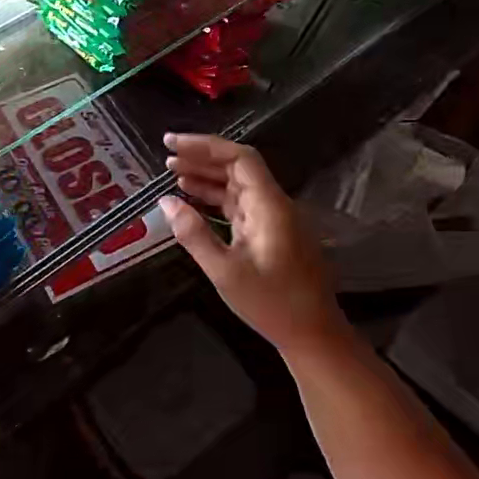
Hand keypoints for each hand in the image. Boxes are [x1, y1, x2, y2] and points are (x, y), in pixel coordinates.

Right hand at [158, 134, 348, 357]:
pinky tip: (191, 196)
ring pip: (236, 185)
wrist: (312, 335)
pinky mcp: (268, 233)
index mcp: (269, 207)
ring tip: (172, 172)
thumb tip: (166, 202)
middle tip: (166, 154)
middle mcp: (273, 205)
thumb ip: (194, 234)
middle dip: (201, 157)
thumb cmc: (271, 303)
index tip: (172, 143)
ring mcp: (272, 219)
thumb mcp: (224, 271)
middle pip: (237, 167)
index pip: (239, 159)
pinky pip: (237, 204)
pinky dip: (213, 196)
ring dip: (205, 175)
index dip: (205, 146)